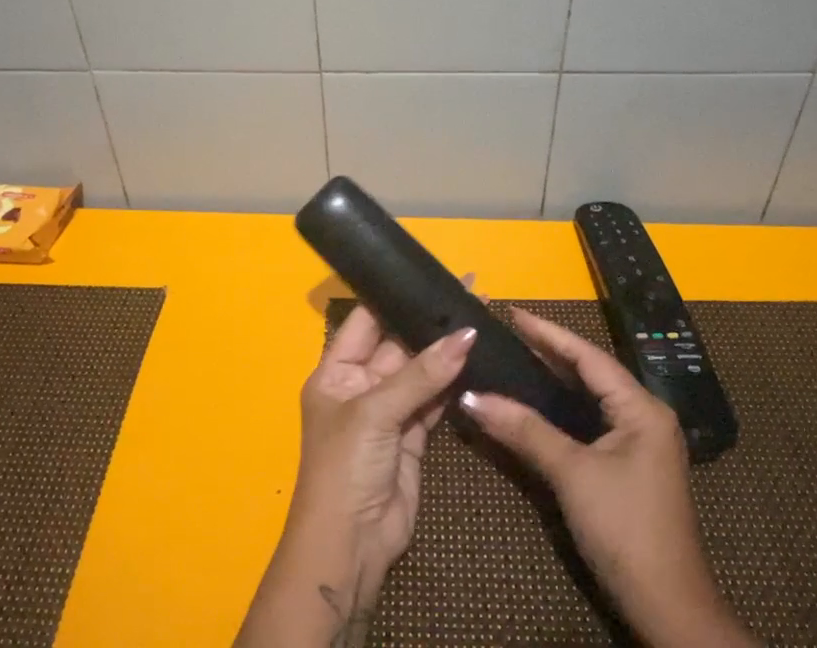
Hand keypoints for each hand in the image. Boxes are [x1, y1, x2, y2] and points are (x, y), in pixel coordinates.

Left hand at [237, 304, 474, 647]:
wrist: (350, 544)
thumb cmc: (345, 467)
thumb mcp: (376, 413)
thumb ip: (422, 374)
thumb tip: (467, 334)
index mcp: (335, 371)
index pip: (366, 321)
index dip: (394, 297)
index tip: (429, 273)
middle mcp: (360, 385)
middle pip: (397, 343)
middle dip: (429, 323)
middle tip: (470, 291)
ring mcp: (388, 411)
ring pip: (420, 371)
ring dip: (446, 350)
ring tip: (481, 316)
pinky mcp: (412, 436)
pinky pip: (434, 400)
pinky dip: (453, 383)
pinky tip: (477, 360)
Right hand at [460, 308, 754, 647]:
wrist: (665, 602)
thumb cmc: (623, 527)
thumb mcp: (572, 473)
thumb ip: (525, 430)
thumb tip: (474, 396)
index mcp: (642, 408)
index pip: (589, 357)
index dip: (549, 333)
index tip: (512, 313)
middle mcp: (646, 417)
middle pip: (592, 374)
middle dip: (551, 353)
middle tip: (508, 332)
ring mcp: (640, 444)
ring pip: (590, 400)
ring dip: (555, 382)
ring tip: (516, 358)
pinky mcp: (630, 467)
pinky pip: (591, 423)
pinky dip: (562, 411)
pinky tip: (537, 407)